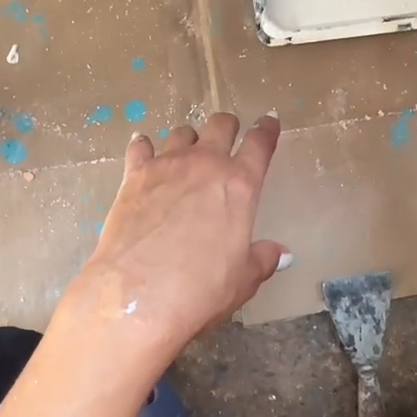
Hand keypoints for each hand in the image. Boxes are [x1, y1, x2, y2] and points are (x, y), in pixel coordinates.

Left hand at [60, 113, 287, 357]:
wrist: (138, 295)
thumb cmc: (200, 290)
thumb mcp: (243, 280)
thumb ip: (263, 259)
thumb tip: (281, 253)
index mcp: (240, 185)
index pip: (260, 143)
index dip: (267, 129)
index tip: (269, 121)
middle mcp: (205, 163)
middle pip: (220, 125)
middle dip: (228, 126)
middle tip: (227, 135)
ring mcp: (167, 164)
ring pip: (182, 132)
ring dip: (189, 139)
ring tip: (186, 152)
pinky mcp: (135, 174)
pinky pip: (141, 146)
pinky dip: (145, 146)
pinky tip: (145, 151)